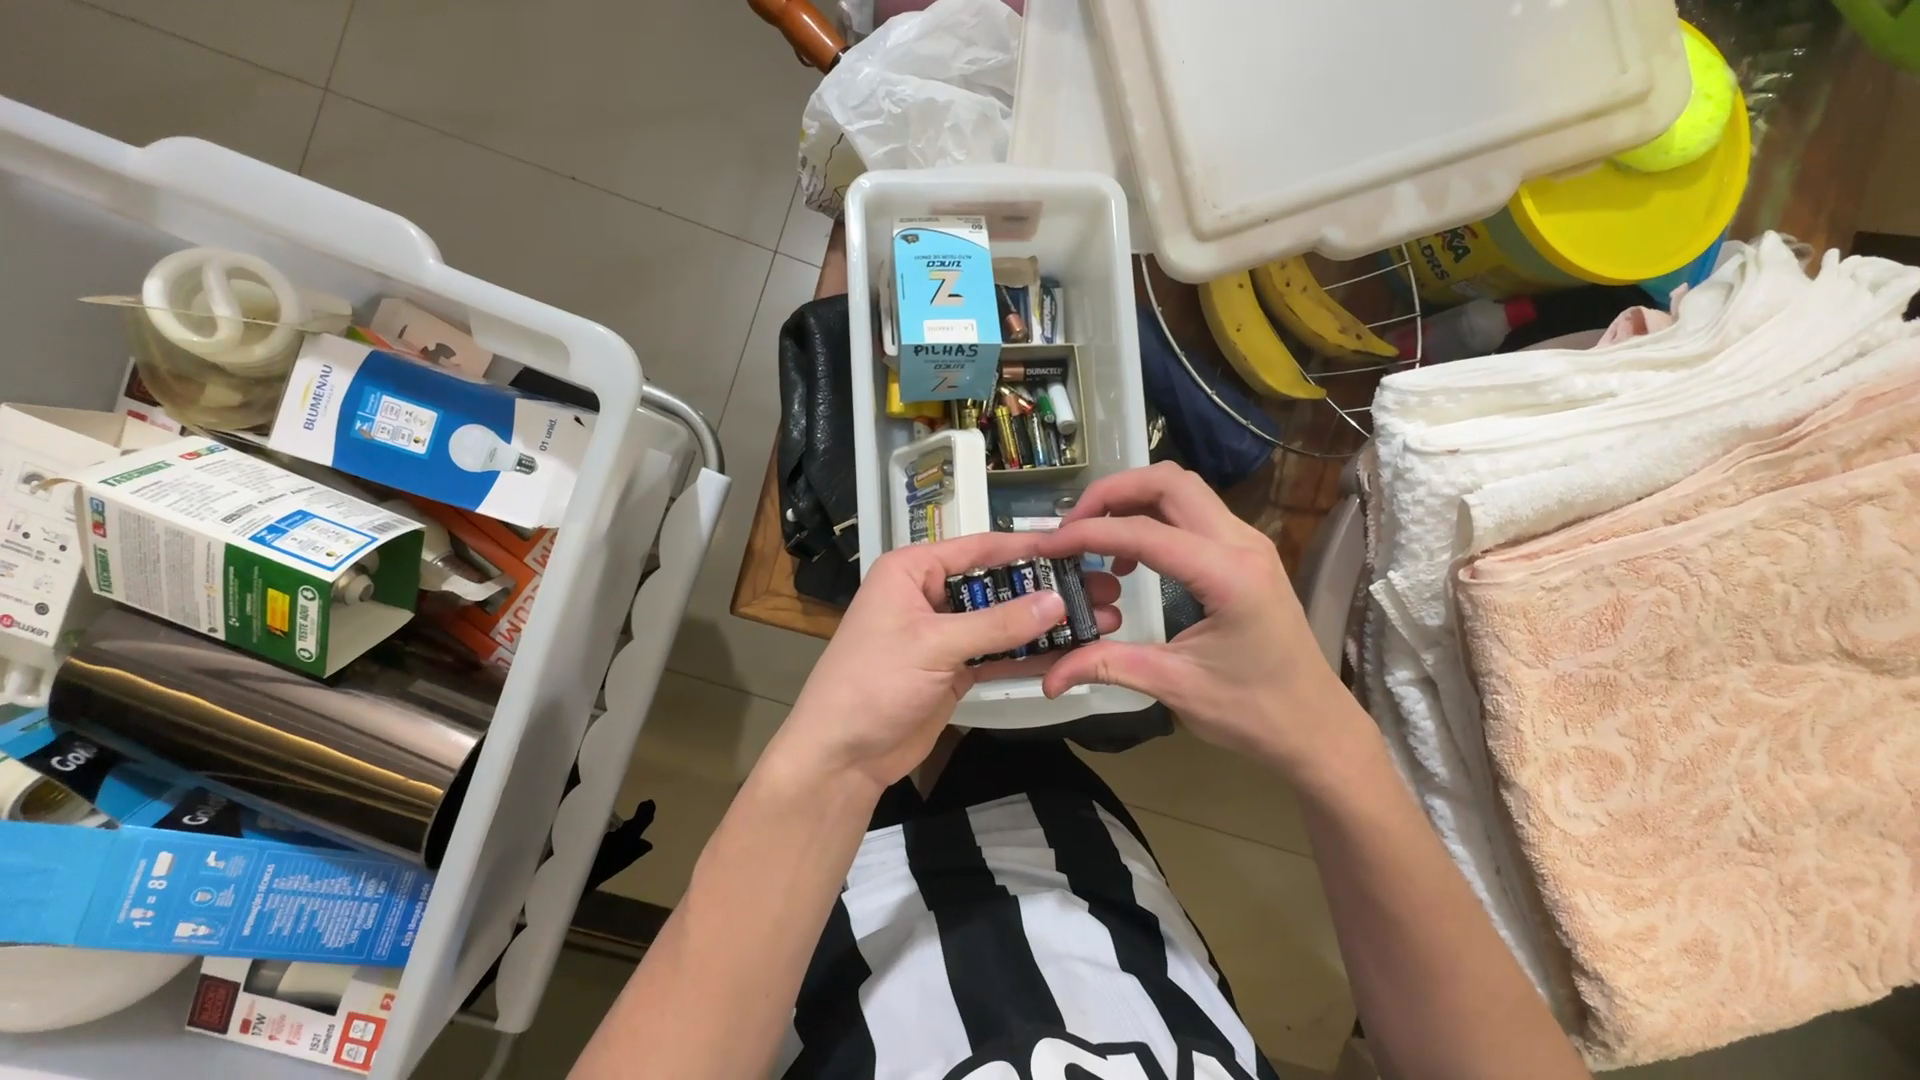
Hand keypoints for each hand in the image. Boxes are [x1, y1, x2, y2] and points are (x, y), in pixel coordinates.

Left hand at [770, 532, 1121, 793]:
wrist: (841, 755)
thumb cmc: (873, 683)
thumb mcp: (934, 646)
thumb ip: (997, 624)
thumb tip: (1058, 601)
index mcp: (911, 571)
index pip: (978, 548)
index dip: (1027, 547)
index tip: (1076, 547)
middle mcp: (928, 595)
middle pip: (996, 585)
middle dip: (1044, 590)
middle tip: (1100, 590)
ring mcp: (944, 635)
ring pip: (1002, 621)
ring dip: (1044, 624)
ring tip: (1098, 621)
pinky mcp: (954, 670)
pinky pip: (998, 655)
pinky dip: (1029, 655)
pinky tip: (1069, 652)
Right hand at [1036, 463, 1361, 778]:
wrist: (1315, 727)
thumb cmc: (1253, 711)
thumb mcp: (1174, 686)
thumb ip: (1108, 666)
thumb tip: (1049, 676)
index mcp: (1228, 575)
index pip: (1145, 532)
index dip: (1089, 533)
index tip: (1048, 545)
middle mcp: (1242, 544)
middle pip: (1169, 482)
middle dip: (1112, 492)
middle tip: (1071, 524)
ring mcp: (1249, 544)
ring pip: (1184, 489)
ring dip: (1134, 499)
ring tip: (1094, 534)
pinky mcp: (1248, 554)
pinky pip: (1195, 513)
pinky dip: (1155, 516)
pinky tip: (1132, 558)